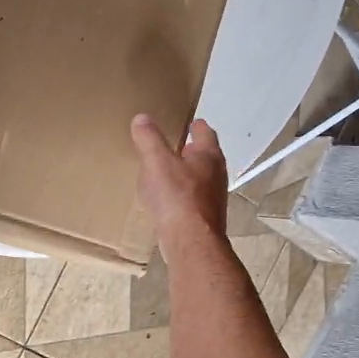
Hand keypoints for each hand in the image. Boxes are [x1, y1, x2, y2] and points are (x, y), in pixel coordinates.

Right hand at [130, 114, 227, 256]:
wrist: (190, 239)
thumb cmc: (176, 196)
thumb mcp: (156, 162)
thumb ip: (149, 139)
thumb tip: (142, 118)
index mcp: (208, 155)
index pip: (205, 133)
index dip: (197, 126)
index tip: (191, 123)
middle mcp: (216, 173)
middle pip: (206, 156)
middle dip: (192, 150)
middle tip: (177, 146)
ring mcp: (213, 196)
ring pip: (201, 178)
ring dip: (188, 173)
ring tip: (169, 172)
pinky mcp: (205, 215)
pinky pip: (194, 198)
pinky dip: (183, 194)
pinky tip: (168, 200)